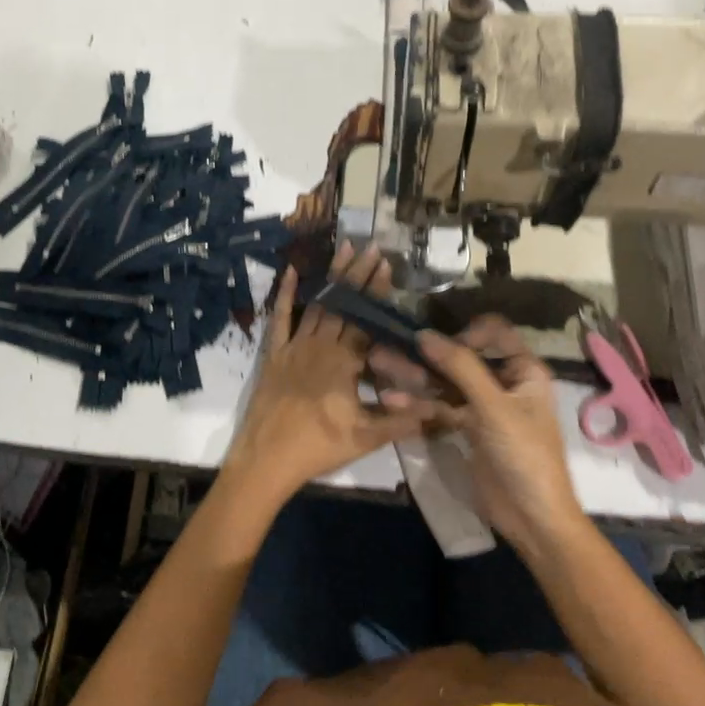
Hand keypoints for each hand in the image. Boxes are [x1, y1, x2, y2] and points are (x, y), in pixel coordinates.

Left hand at [220, 243, 437, 507]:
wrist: (267, 458)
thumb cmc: (317, 447)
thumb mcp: (365, 438)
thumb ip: (401, 421)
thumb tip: (437, 408)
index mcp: (344, 362)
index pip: (367, 321)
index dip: (378, 294)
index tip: (388, 266)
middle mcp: (320, 346)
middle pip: (344, 305)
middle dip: (359, 275)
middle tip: (372, 246)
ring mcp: (295, 347)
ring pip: (318, 305)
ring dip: (333, 277)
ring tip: (345, 249)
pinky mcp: (274, 354)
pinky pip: (280, 319)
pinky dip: (286, 295)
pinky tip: (292, 272)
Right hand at [369, 317, 585, 558]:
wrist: (533, 518)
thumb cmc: (525, 455)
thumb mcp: (494, 408)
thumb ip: (461, 368)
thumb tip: (424, 334)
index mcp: (524, 370)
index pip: (493, 334)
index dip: (466, 333)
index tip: (439, 345)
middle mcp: (504, 382)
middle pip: (462, 358)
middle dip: (427, 356)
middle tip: (390, 348)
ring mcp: (483, 406)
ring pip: (446, 383)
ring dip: (415, 378)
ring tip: (380, 368)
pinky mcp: (467, 428)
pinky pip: (440, 408)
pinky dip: (419, 404)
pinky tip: (392, 401)